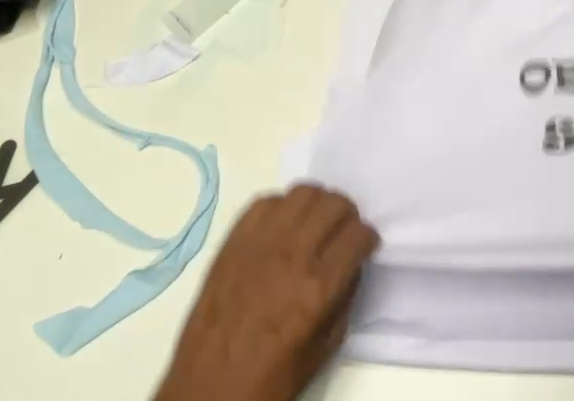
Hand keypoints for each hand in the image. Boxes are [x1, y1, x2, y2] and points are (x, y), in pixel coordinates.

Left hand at [156, 184, 378, 400]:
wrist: (205, 393)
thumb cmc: (270, 380)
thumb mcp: (325, 348)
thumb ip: (345, 298)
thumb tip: (352, 265)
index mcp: (317, 288)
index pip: (359, 234)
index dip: (368, 239)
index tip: (365, 248)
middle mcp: (291, 256)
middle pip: (334, 204)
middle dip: (347, 216)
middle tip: (342, 234)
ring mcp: (258, 246)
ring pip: (303, 193)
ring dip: (317, 205)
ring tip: (313, 226)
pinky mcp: (231, 245)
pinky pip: (264, 202)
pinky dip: (281, 208)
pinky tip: (281, 230)